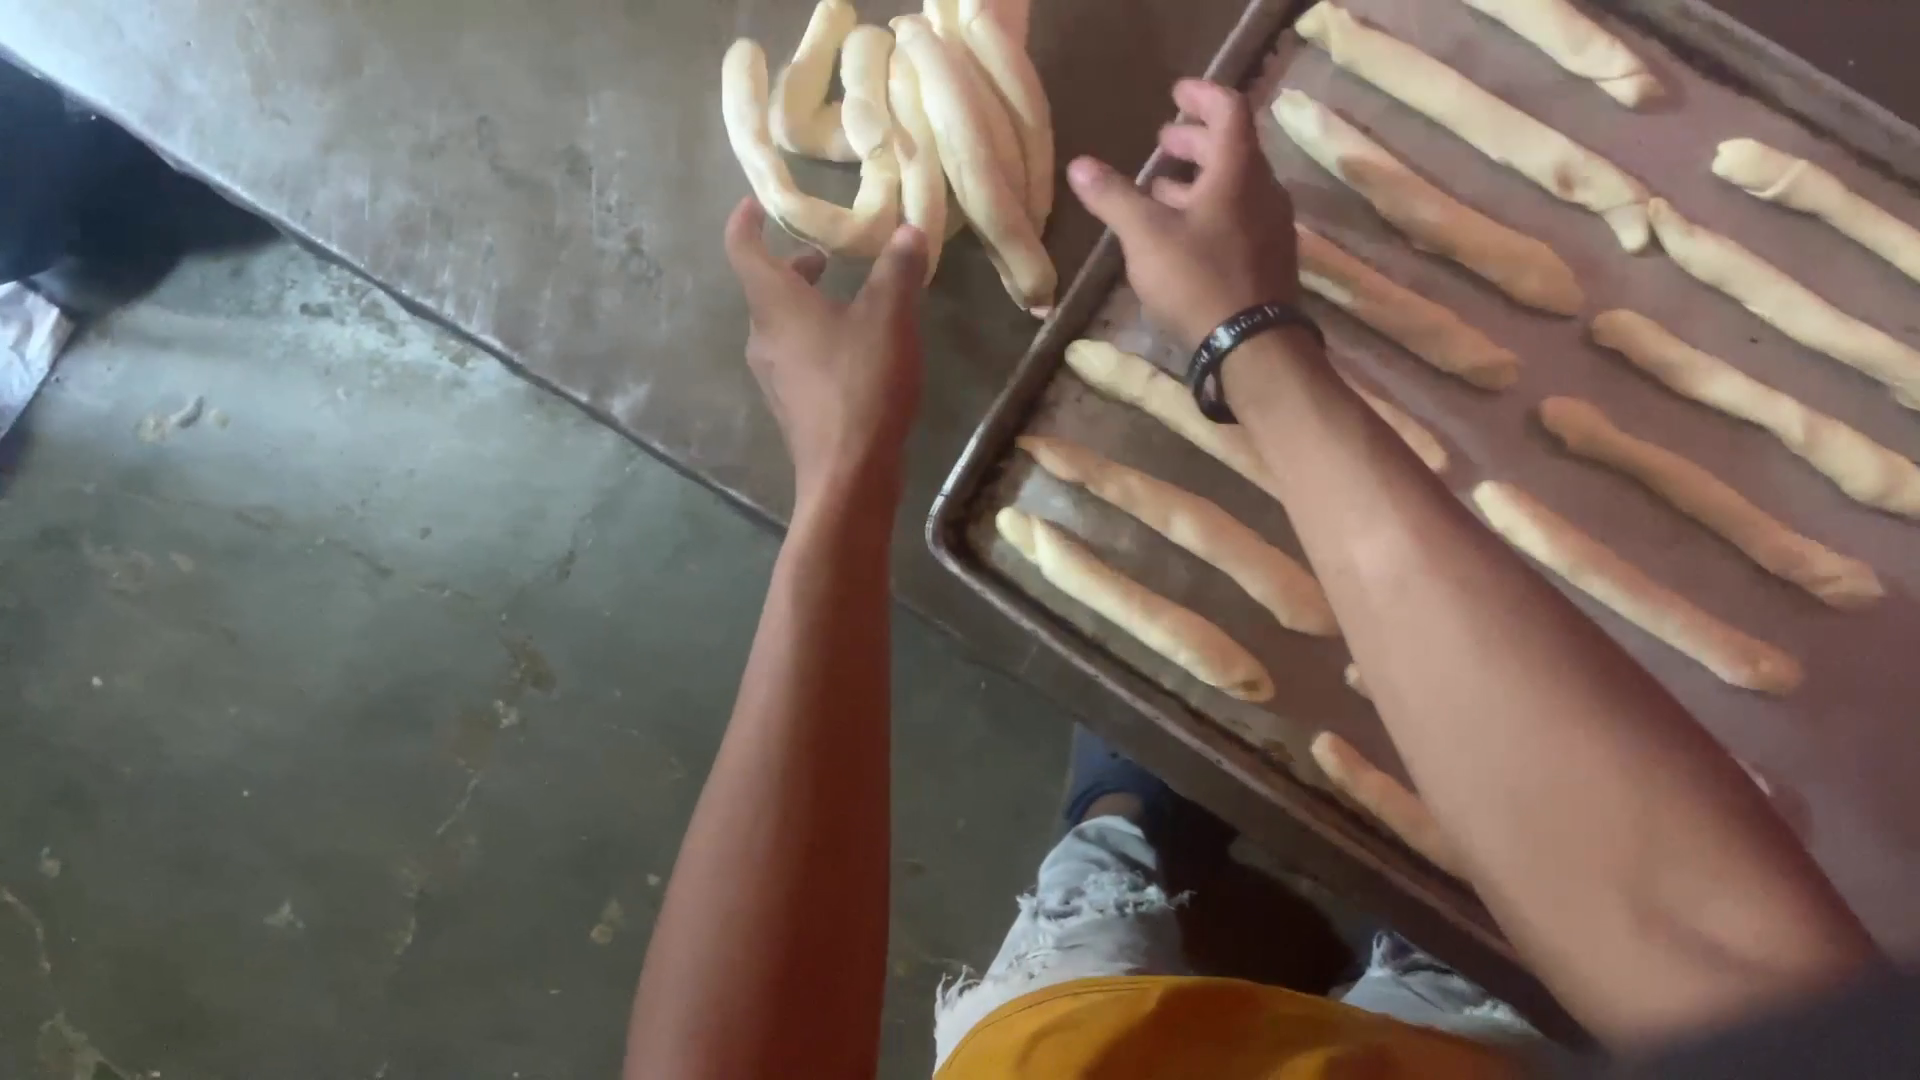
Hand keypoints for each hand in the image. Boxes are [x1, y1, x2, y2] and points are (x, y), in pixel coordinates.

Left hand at [723, 199, 928, 510]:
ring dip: (808, 307)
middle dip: (794, 268)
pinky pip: (796, 359)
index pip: (743, 247)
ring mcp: (772, 377)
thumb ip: (898, 270)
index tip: (759, 203)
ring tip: (850, 304)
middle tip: (828, 257)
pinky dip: (816, 341)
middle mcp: (762, 337)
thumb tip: (909, 230)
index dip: (747, 219)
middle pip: (765, 289)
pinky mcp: (791, 407)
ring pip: (782, 327)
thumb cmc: (862, 384)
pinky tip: (855, 355)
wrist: (848, 473)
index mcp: (775, 304)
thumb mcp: (890, 318)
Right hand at [1067, 80, 1299, 351]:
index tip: (1174, 95)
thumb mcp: (1145, 237)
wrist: (1251, 344)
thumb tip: (1078, 165)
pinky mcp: (1267, 260)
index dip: (1200, 96)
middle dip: (1193, 143)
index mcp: (1237, 170)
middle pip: (1231, 150)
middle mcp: (1262, 190)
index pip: (1227, 110)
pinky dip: (1209, 211)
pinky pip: (1238, 218)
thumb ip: (1113, 198)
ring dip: (1198, 182)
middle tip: (1161, 145)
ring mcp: (1269, 227)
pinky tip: (1182, 236)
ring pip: (1234, 188)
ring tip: (1161, 192)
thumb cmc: (1197, 280)